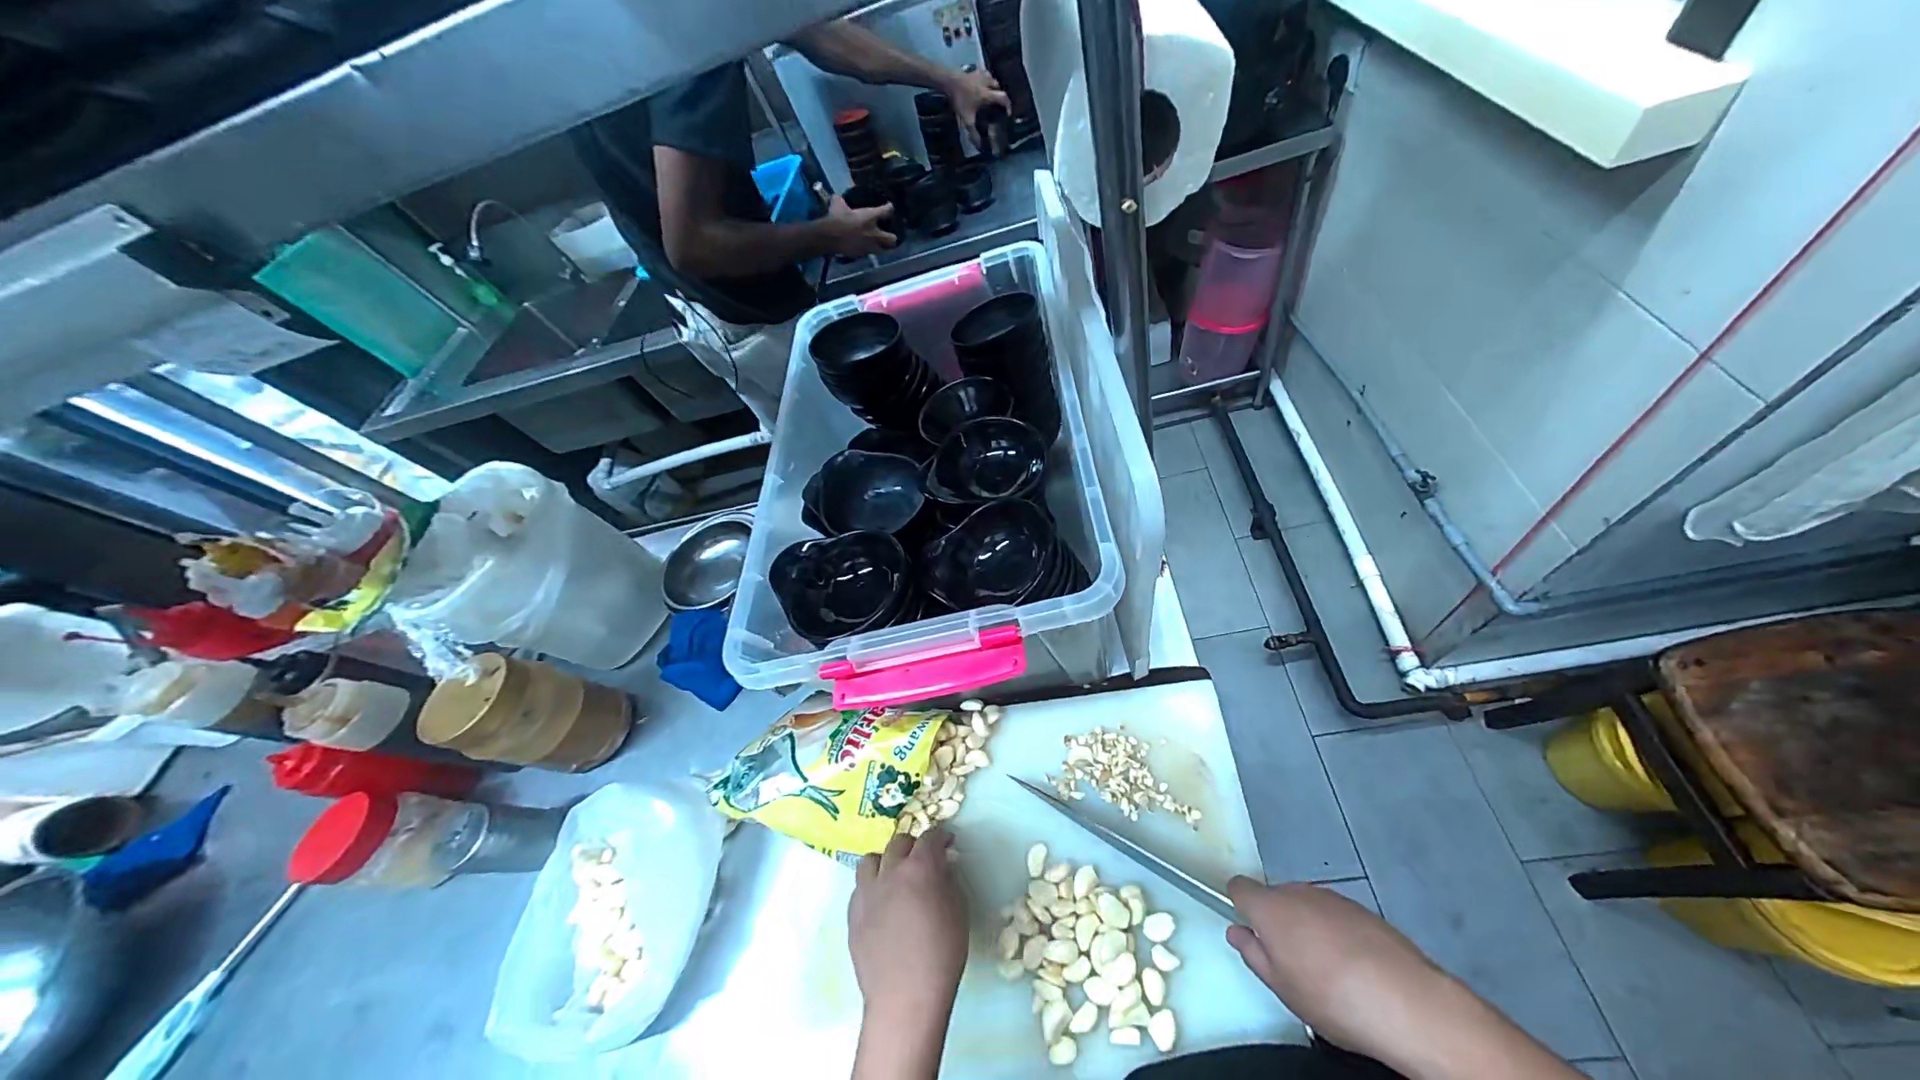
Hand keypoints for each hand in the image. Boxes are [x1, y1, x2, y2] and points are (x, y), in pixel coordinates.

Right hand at [821, 195, 897, 256]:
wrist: (829, 237)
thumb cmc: (835, 218)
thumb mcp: (837, 204)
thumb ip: (841, 201)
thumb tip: (837, 198)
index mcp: (870, 217)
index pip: (886, 211)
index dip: (889, 208)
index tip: (889, 207)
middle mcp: (874, 233)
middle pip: (892, 239)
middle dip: (892, 237)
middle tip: (889, 235)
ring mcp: (869, 246)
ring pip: (882, 250)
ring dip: (881, 247)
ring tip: (879, 245)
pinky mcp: (861, 255)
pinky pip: (868, 254)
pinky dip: (867, 251)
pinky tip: (863, 248)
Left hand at [850, 829, 967, 1035]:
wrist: (904, 996)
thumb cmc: (941, 955)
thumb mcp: (959, 913)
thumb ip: (950, 882)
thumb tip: (942, 868)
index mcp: (919, 868)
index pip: (929, 838)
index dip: (940, 836)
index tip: (947, 842)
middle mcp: (890, 872)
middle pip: (898, 843)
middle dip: (913, 845)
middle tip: (924, 859)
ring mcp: (867, 892)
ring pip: (871, 860)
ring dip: (886, 861)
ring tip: (895, 876)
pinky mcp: (852, 913)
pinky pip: (860, 887)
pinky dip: (872, 886)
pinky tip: (882, 903)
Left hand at [940, 69, 1010, 136]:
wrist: (949, 81)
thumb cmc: (960, 100)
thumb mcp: (966, 118)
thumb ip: (973, 132)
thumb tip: (979, 145)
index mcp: (987, 94)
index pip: (1003, 98)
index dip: (1008, 105)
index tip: (1008, 112)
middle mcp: (987, 83)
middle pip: (998, 87)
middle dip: (999, 94)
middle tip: (997, 102)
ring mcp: (980, 75)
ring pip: (991, 78)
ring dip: (993, 85)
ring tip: (990, 92)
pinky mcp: (973, 71)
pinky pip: (982, 73)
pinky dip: (984, 78)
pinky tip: (980, 82)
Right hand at [1226, 878, 1446, 1052]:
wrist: (1406, 1002)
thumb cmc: (1333, 997)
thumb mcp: (1281, 986)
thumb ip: (1252, 953)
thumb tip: (1239, 933)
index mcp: (1269, 907)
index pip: (1240, 887)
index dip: (1241, 906)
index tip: (1250, 930)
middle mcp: (1298, 892)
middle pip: (1276, 896)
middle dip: (1278, 921)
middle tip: (1290, 960)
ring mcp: (1334, 898)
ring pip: (1308, 906)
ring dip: (1309, 927)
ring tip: (1328, 970)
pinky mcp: (1364, 910)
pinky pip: (1337, 915)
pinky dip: (1338, 933)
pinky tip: (1354, 967)